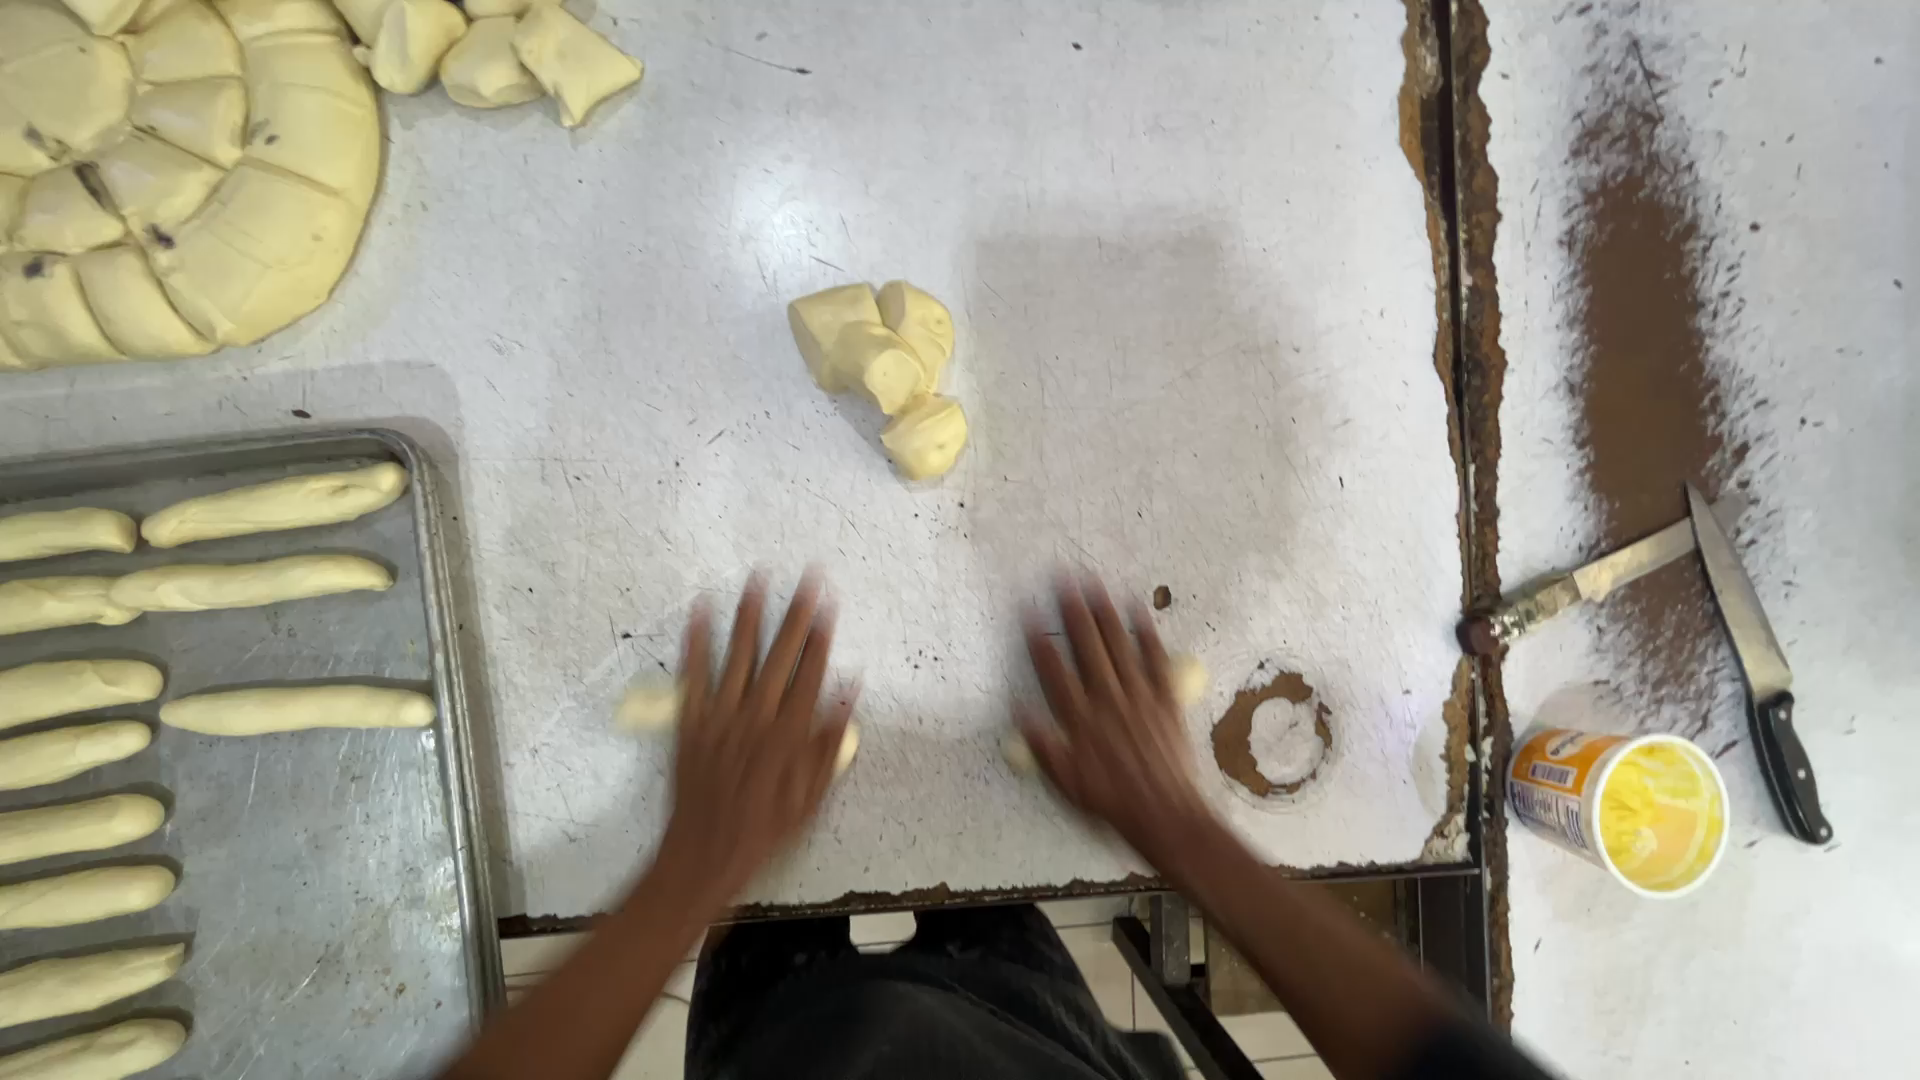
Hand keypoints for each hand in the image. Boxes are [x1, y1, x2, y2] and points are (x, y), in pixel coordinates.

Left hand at [658, 571, 854, 900]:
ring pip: (738, 657)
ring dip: (749, 616)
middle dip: (795, 613)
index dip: (821, 635)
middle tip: (806, 577)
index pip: (810, 672)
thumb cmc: (766, 828)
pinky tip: (701, 612)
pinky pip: (694, 677)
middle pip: (780, 655)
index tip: (829, 603)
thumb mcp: (813, 796)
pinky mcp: (691, 723)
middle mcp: (757, 717)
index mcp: (790, 734)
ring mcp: (721, 717)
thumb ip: (831, 741)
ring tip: (757, 579)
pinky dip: (697, 643)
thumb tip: (849, 691)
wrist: (706, 854)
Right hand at [1017, 572, 1221, 871]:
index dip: (1040, 641)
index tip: (1029, 614)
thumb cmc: (1112, 803)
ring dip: (1104, 613)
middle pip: (1086, 648)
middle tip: (1063, 581)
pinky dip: (1147, 634)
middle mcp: (1107, 701)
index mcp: (1079, 721)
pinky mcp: (1165, 700)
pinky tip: (1138, 610)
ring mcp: (1138, 697)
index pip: (1054, 672)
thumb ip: (1043, 746)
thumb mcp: (1066, 784)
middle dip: (1072, 612)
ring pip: (1118, 646)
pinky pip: (1155, 660)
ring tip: (1094, 584)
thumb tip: (1020, 712)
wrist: (1166, 815)